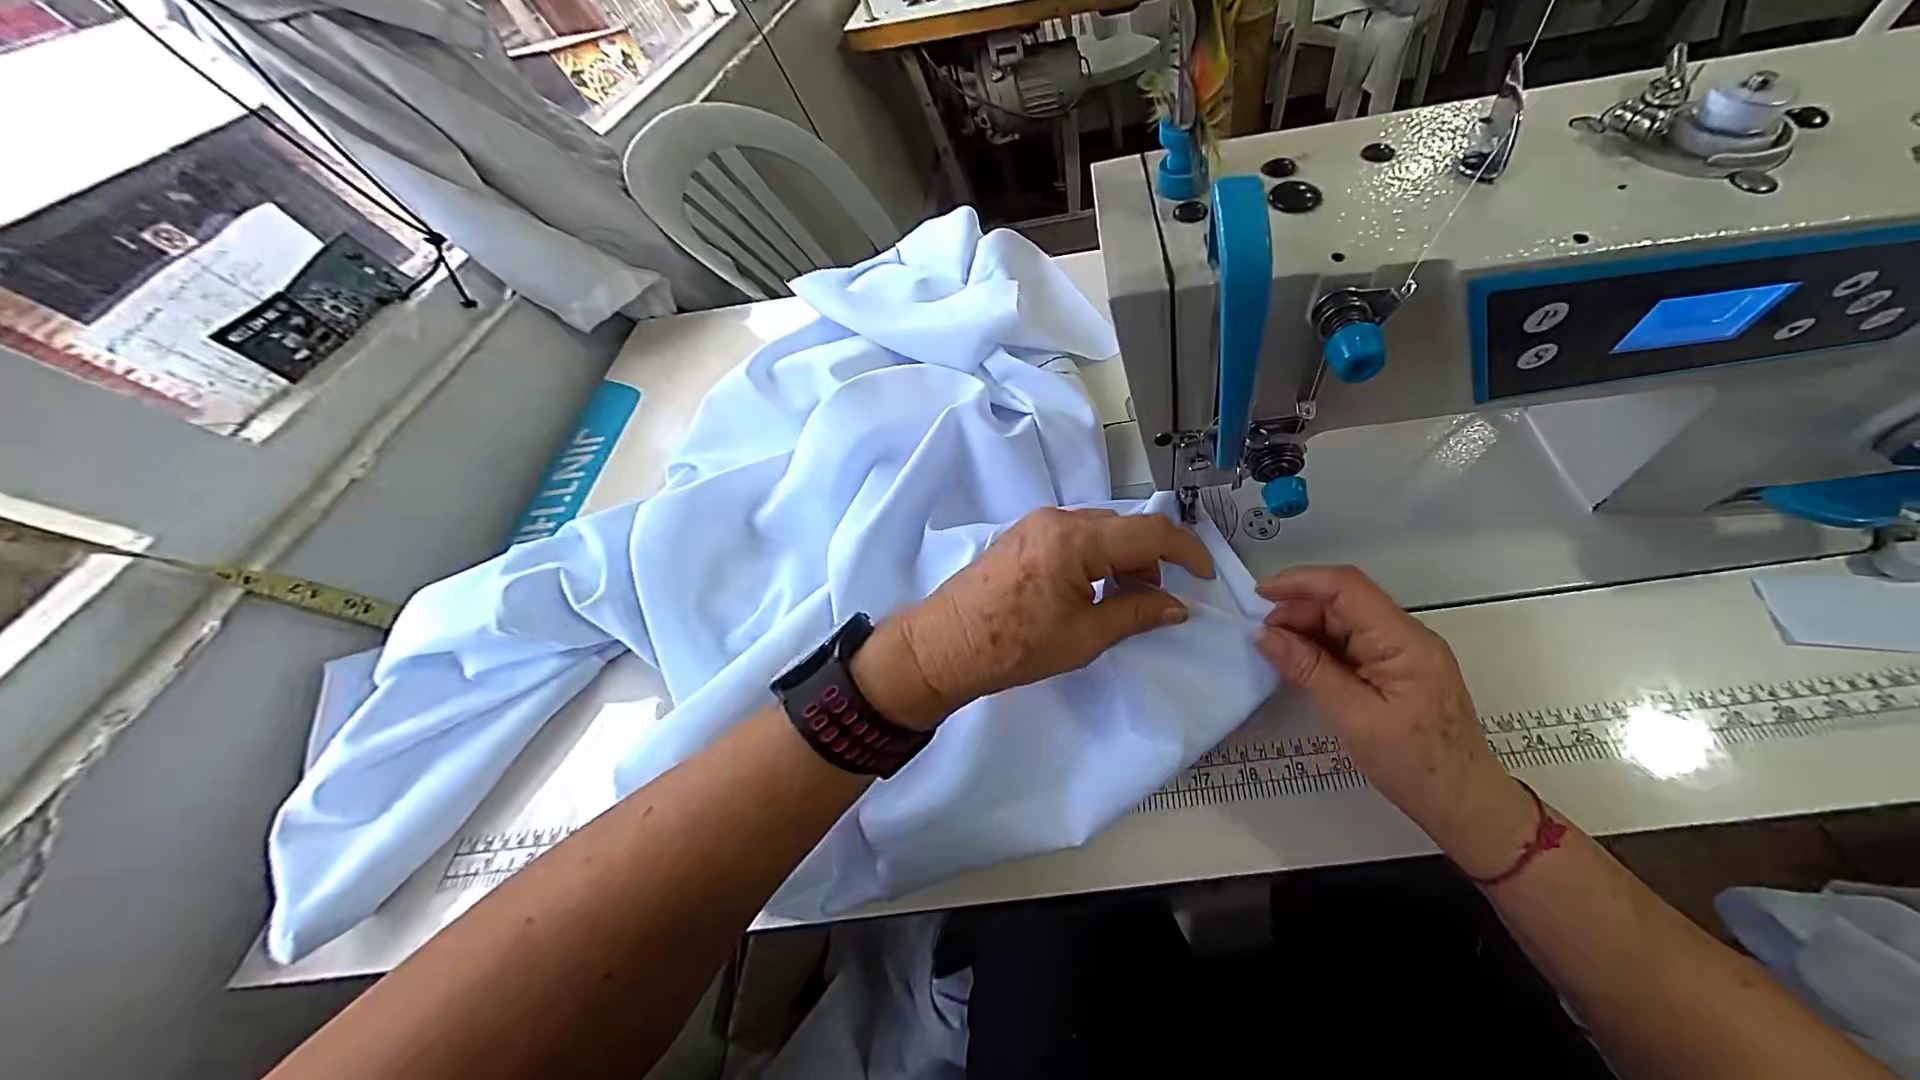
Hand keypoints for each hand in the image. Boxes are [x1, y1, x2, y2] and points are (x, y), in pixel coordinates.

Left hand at [851, 508, 1214, 730]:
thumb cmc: (1012, 647)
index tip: (1204, 576)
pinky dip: (1095, 558)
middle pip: (1124, 528)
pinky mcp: (1022, 536)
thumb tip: (1176, 606)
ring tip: (1121, 602)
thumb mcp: (1084, 636)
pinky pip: (1074, 537)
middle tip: (1156, 601)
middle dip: (1151, 560)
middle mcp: (1056, 519)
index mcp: (1075, 539)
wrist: (944, 646)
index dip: (1186, 551)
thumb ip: (1137, 613)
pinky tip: (1090, 592)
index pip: (1150, 531)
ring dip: (1122, 559)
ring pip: (1100, 531)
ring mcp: (1035, 524)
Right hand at [1254, 565, 1536, 876]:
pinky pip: (1351, 642)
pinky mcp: (1395, 667)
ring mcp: (1402, 651)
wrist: (1465, 804)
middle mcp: (1406, 636)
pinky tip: (1298, 661)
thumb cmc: (1414, 764)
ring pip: (1344, 620)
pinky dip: (1319, 646)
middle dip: (1297, 609)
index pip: (1347, 588)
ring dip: (1305, 628)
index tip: (1259, 595)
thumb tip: (1265, 635)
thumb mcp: (1352, 716)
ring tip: (1274, 650)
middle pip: (1344, 601)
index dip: (1300, 582)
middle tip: (1261, 636)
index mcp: (1403, 642)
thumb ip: (1308, 669)